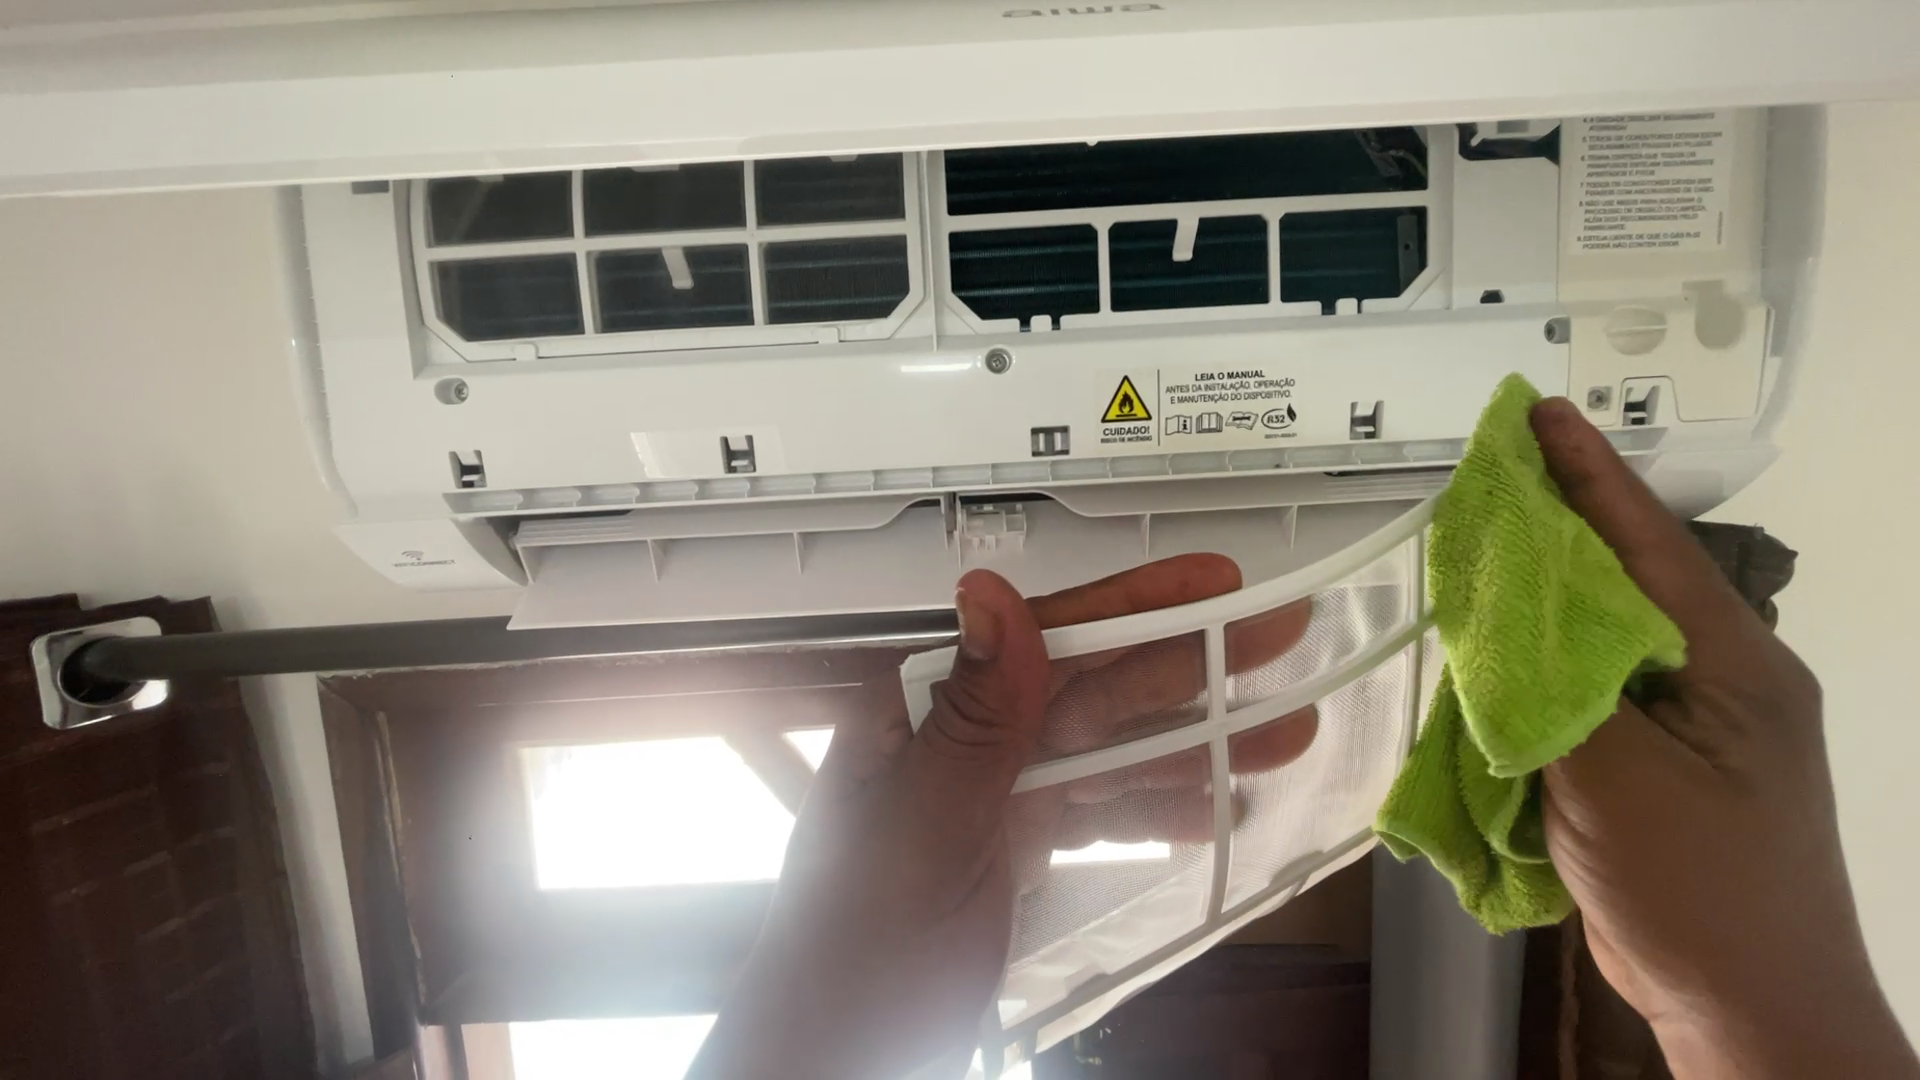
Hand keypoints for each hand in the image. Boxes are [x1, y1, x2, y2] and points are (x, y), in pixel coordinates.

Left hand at [690, 556, 1315, 1078]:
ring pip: (1109, 749)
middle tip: (1278, 636)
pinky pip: (1100, 809)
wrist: (846, 1048)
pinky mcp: (1018, 840)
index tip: (1216, 580)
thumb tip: (991, 591)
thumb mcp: (919, 827)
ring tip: (1280, 732)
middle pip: (1092, 687)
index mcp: (929, 709)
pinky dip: (1157, 807)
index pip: (1043, 639)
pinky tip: (1215, 805)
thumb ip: (971, 718)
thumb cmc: (861, 944)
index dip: (1135, 606)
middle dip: (1189, 662)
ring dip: (1195, 741)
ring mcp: (997, 788)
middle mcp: (968, 735)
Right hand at [1531, 397, 1917, 1079]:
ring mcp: (1684, 714)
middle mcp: (1714, 674)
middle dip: (1563, 511)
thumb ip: (1548, 681)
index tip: (1540, 414)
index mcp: (1731, 664)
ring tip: (1489, 532)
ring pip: (1599, 623)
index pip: (1646, 545)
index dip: (1589, 475)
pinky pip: (1581, 674)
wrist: (1743, 998)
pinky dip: (1535, 643)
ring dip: (1543, 578)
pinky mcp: (1649, 749)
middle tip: (1498, 464)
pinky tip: (1498, 631)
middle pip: (1626, 571)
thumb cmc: (1693, 881)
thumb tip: (1493, 611)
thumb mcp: (1612, 773)